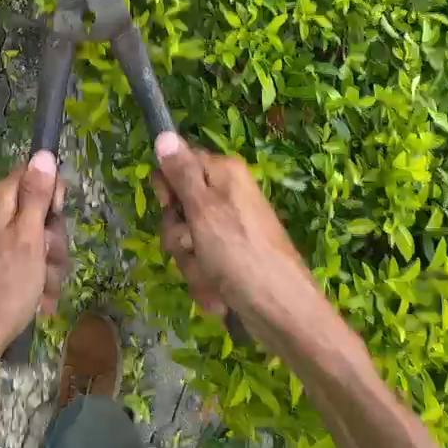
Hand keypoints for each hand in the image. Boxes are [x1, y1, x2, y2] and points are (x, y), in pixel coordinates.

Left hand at [0, 151, 67, 361]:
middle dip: (54, 238)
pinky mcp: (1, 262)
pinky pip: (31, 259)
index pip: (35, 174)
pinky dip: (40, 278)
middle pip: (41, 209)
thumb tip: (45, 153)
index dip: (53, 197)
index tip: (55, 219)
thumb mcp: (30, 237)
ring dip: (51, 264)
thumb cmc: (6, 284)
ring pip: (41, 238)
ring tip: (44, 287)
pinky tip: (42, 300)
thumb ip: (38, 195)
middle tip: (48, 259)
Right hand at [151, 133, 324, 327]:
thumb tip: (164, 134)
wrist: (282, 313)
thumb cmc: (240, 254)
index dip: (168, 187)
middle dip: (179, 236)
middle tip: (192, 246)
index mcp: (224, 174)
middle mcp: (228, 197)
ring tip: (210, 278)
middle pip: (179, 207)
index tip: (169, 205)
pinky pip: (203, 264)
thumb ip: (181, 173)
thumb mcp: (203, 209)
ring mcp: (231, 231)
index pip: (179, 164)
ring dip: (191, 264)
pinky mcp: (232, 260)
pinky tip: (218, 296)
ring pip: (188, 240)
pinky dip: (205, 281)